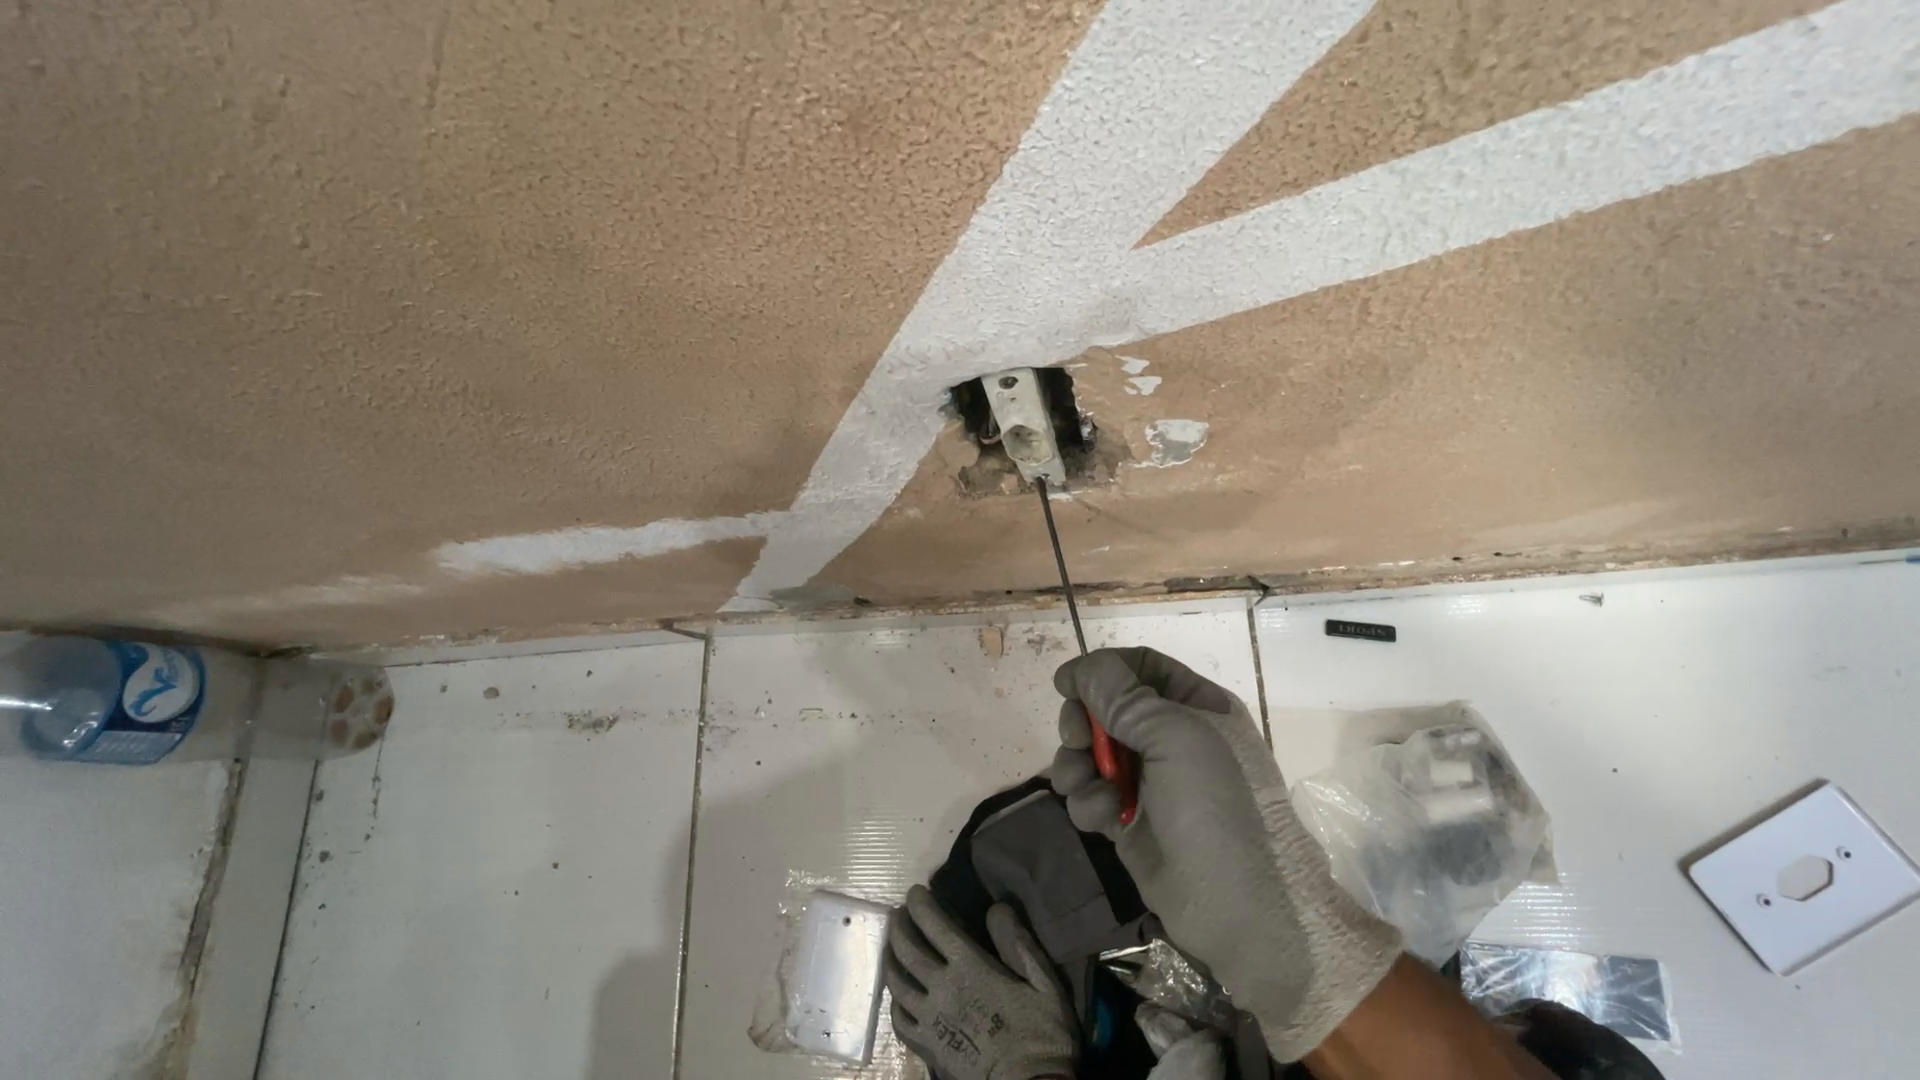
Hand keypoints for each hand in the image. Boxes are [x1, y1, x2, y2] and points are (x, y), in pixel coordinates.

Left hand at [884, 885, 1076, 1079]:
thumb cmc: (1041, 1032)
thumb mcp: (1043, 981)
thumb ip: (1018, 942)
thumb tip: (995, 908)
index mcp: (970, 968)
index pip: (935, 926)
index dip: (920, 905)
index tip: (915, 891)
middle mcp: (942, 988)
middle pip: (908, 950)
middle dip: (899, 925)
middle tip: (897, 913)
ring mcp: (930, 1019)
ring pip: (897, 982)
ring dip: (890, 958)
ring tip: (891, 946)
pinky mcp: (928, 1046)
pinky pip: (899, 1020)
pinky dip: (893, 1001)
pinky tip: (897, 994)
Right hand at [1049, 647, 1401, 1061]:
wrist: (1241, 908)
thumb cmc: (1216, 805)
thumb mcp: (1174, 735)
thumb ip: (1120, 695)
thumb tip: (1077, 668)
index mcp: (1196, 706)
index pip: (1140, 666)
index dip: (1101, 670)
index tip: (1065, 683)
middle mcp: (1171, 737)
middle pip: (1106, 707)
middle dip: (1083, 720)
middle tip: (1077, 739)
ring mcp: (1149, 781)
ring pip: (1090, 752)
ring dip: (1077, 764)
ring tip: (1085, 784)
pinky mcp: (1128, 820)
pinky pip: (1091, 795)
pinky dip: (1089, 802)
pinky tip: (1104, 818)